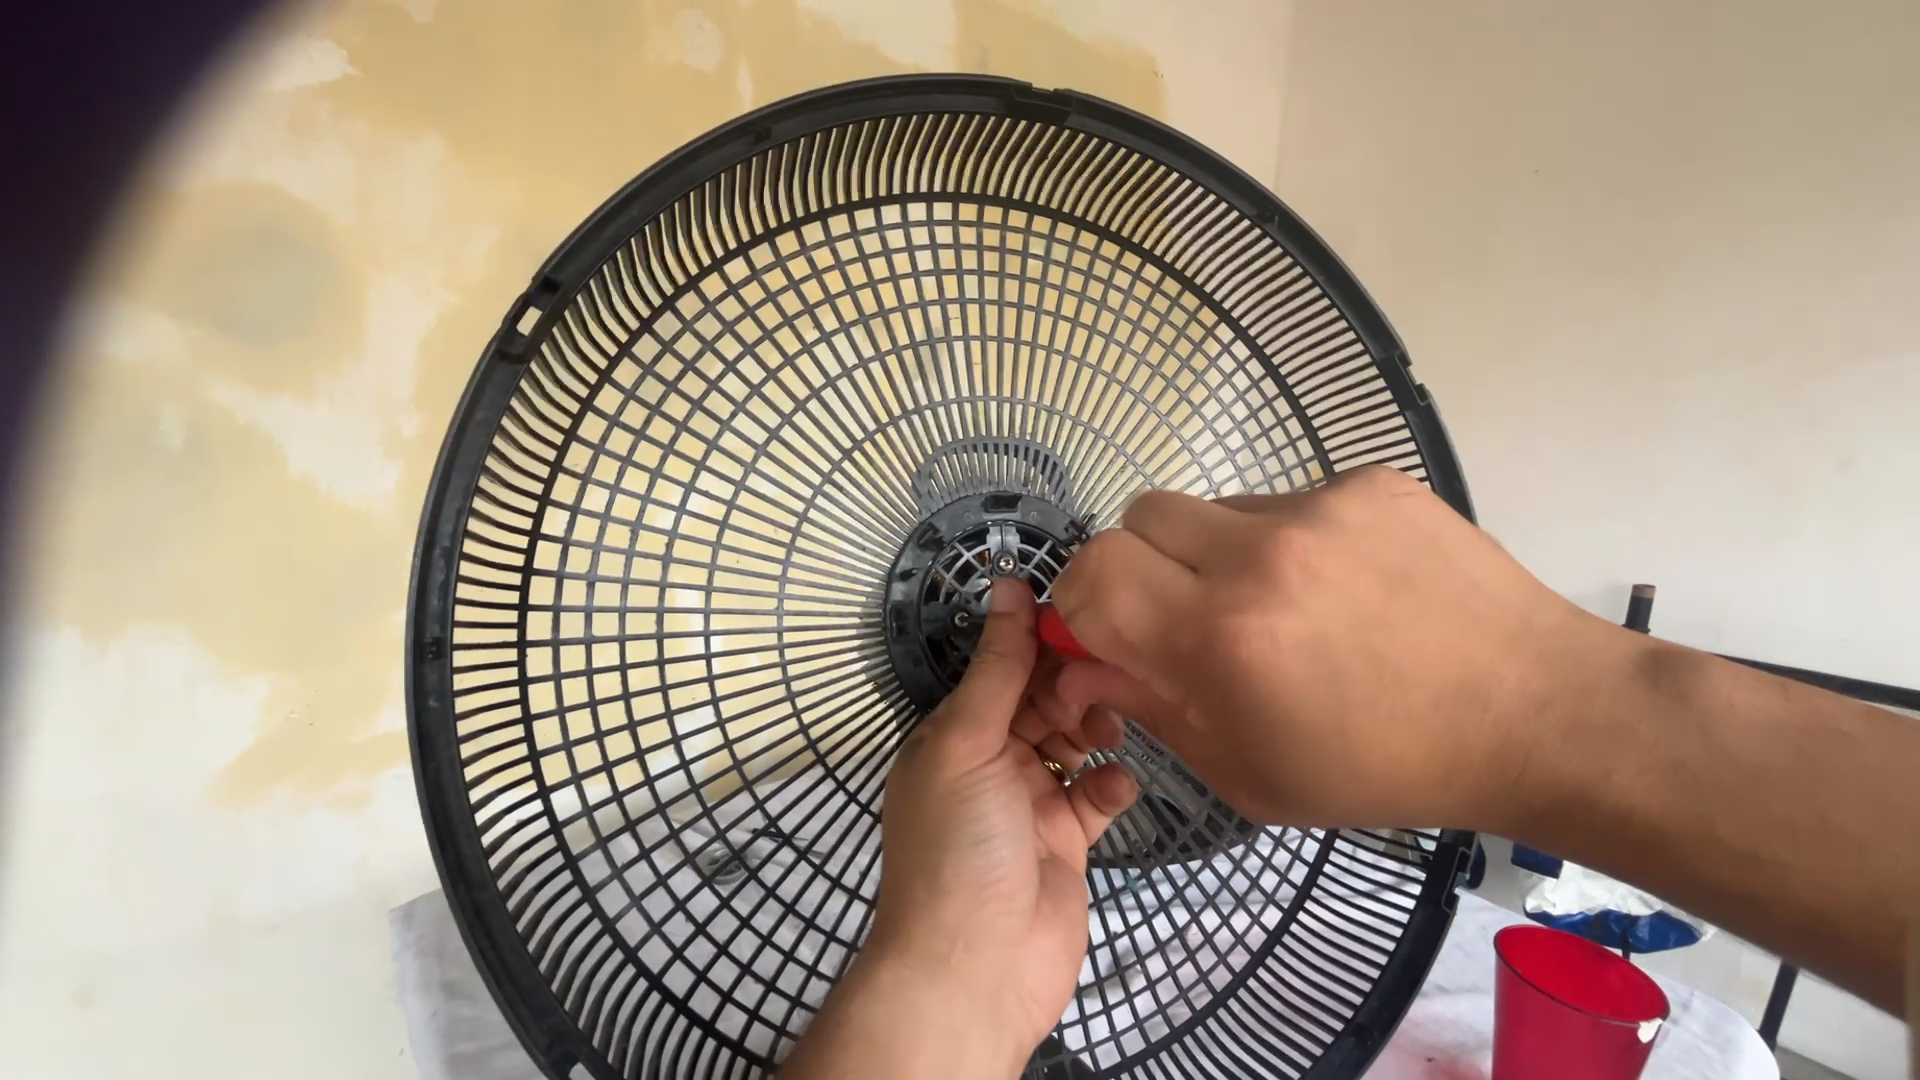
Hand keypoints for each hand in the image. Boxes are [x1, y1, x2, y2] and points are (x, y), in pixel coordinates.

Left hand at [780, 579, 1138, 1078]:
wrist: (976, 967)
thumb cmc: (960, 841)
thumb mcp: (968, 742)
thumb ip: (997, 667)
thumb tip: (1006, 586)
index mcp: (956, 732)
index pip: (1002, 669)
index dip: (1039, 644)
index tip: (1085, 618)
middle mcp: (991, 760)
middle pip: (1041, 702)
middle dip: (1072, 687)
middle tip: (1106, 679)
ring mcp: (1029, 801)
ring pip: (1072, 742)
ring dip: (1095, 728)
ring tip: (1109, 732)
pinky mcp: (1066, 840)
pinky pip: (1094, 796)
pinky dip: (1110, 783)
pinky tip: (1117, 784)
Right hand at [1045, 465, 1629, 830]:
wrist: (1540, 716)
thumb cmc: (1382, 768)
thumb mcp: (1247, 771)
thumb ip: (1150, 707)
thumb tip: (1083, 662)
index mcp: (1223, 637)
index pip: (1092, 573)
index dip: (1078, 599)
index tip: (1102, 627)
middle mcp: (1260, 555)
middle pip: (1136, 517)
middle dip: (1137, 565)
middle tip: (1180, 610)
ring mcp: (1318, 507)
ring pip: (1207, 506)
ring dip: (1210, 551)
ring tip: (1273, 602)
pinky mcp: (1367, 482)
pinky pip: (1279, 499)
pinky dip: (1279, 540)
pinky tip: (1335, 586)